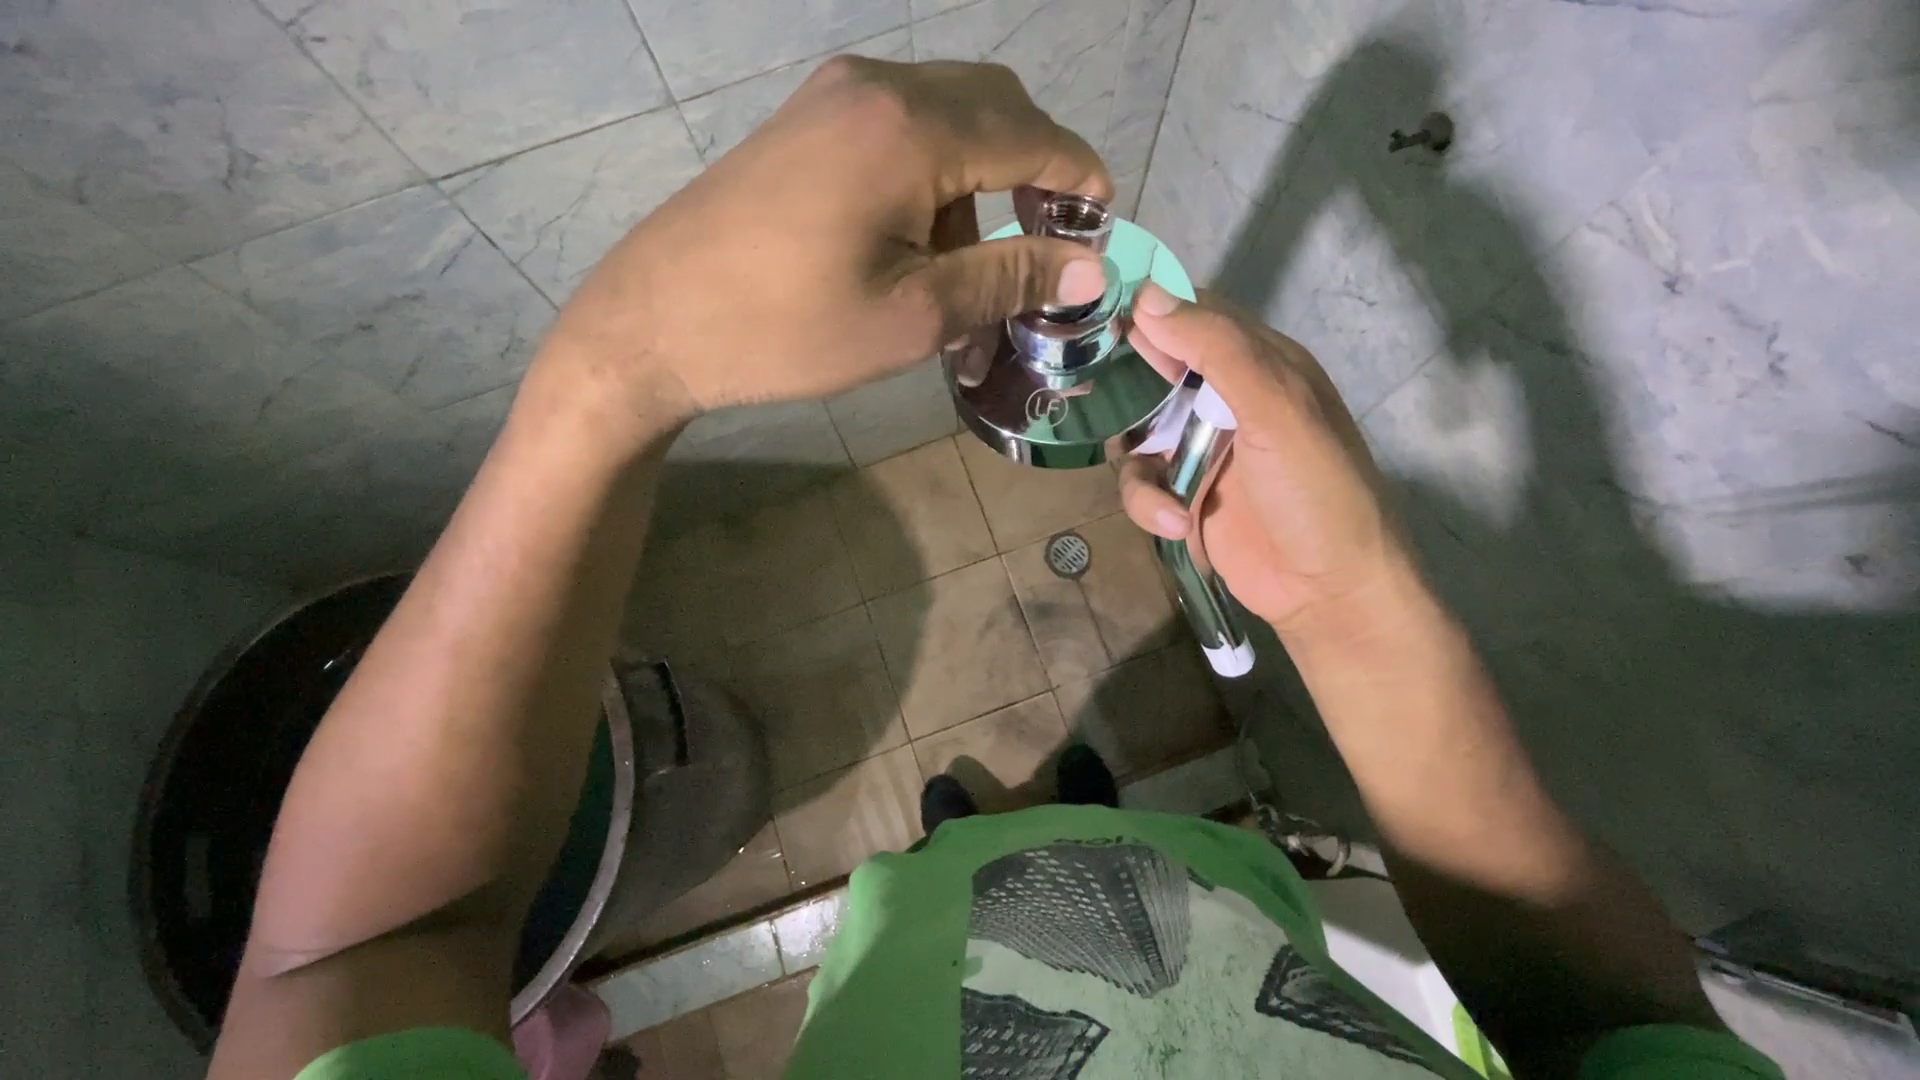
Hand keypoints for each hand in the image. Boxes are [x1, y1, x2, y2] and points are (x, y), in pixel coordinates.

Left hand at [533, 57, 1110, 437]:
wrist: (654, 322)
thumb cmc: (786, 331)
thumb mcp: (912, 317)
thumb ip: (1006, 279)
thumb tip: (1090, 266)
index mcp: (909, 128)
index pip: (1031, 135)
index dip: (1079, 181)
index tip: (1102, 230)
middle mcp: (876, 87)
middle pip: (995, 107)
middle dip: (1036, 174)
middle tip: (1047, 248)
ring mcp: (833, 97)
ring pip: (948, 117)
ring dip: (982, 184)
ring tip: (973, 273)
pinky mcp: (806, 123)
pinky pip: (899, 130)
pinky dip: (934, 178)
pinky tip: (919, 245)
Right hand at [1119, 284, 1413, 639]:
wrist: (1328, 590)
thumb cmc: (1315, 490)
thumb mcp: (1276, 410)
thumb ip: (1218, 351)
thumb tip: (1148, 297)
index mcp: (1261, 364)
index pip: (1195, 315)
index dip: (1148, 310)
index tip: (1094, 313)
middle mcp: (1225, 398)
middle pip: (1152, 371)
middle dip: (1122, 386)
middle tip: (1082, 390)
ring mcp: (1200, 448)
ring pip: (1134, 431)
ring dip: (1137, 462)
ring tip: (1160, 489)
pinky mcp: (1182, 494)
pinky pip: (1140, 483)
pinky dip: (1148, 503)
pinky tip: (1175, 523)